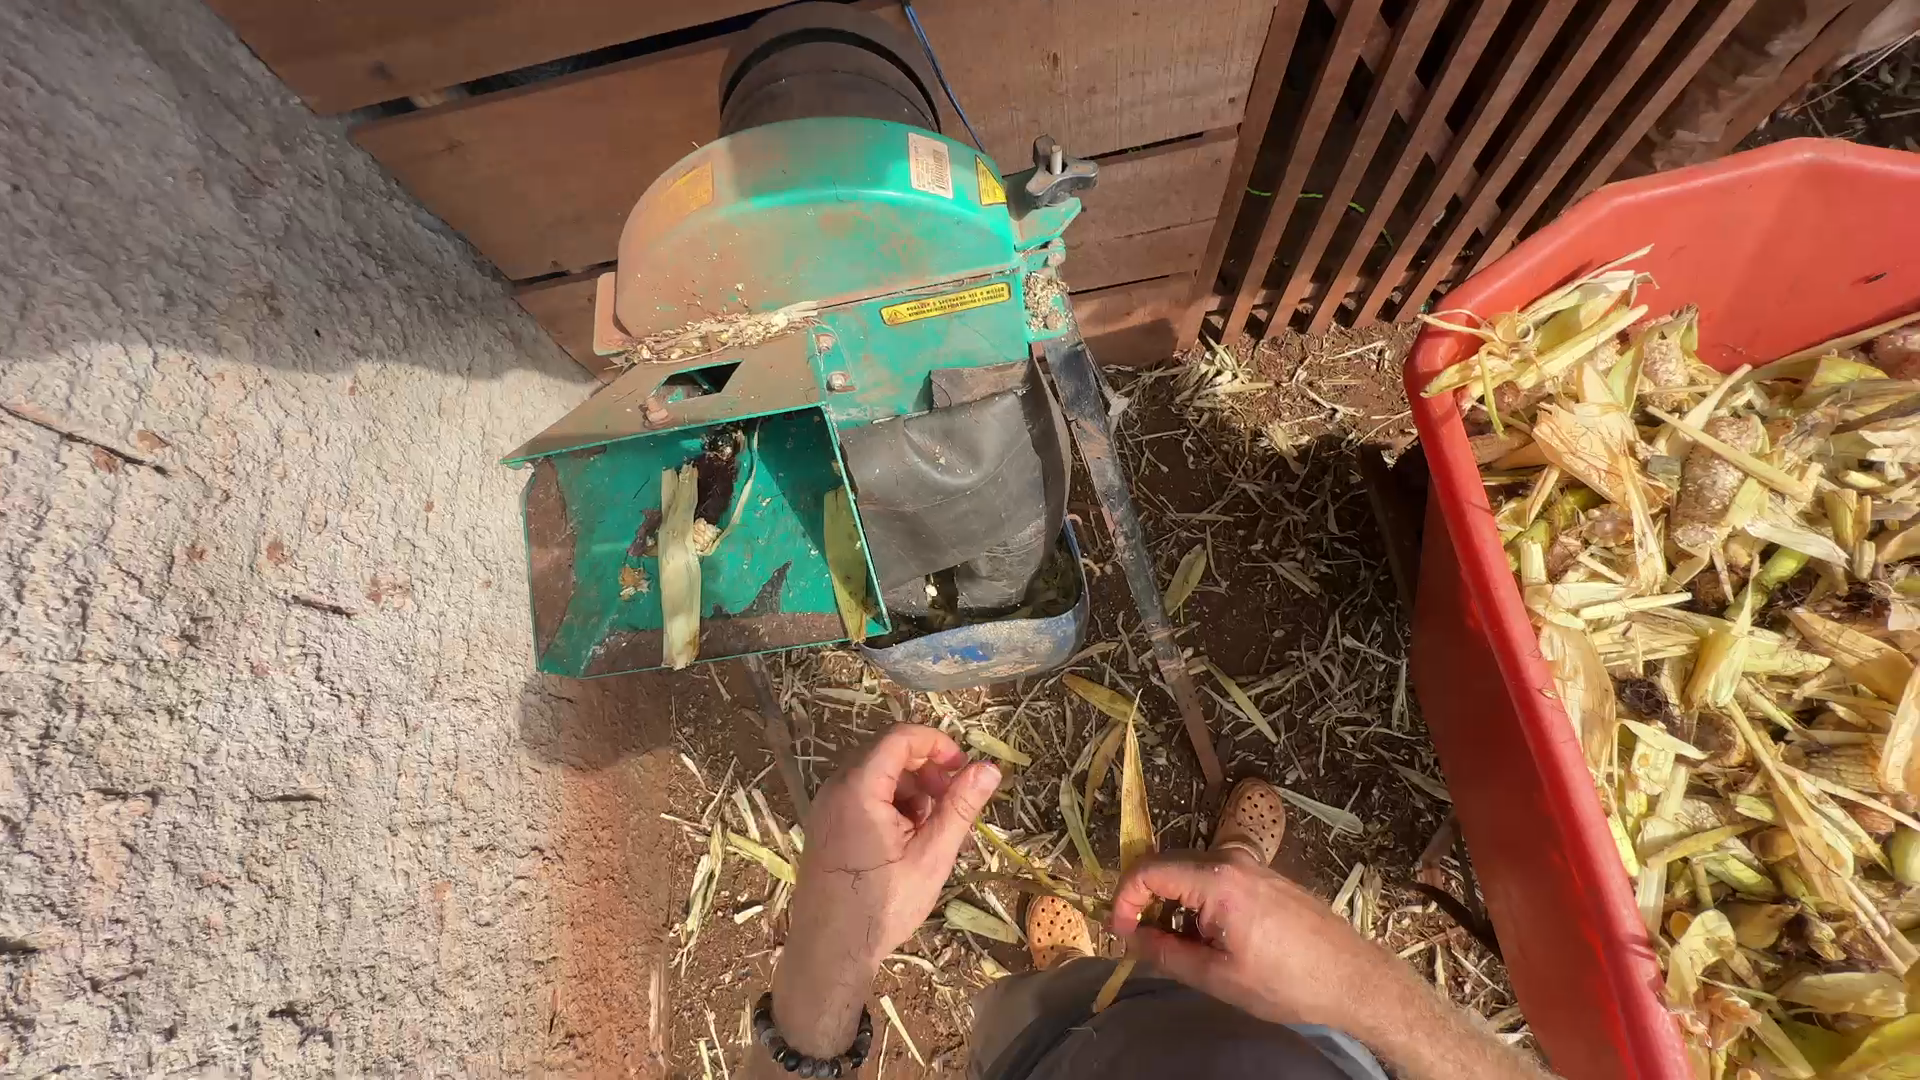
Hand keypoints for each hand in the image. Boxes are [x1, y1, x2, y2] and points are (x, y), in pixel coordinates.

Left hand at [767, 725, 999, 1063]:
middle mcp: (836, 786)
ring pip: (877, 773)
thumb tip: (990, 768)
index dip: (937, 744)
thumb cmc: (882, 905)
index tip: (962, 769)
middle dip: (926, 769)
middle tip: (950, 803)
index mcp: (859, 787)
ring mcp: (827, 804)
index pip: (901, 737)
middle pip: (889, 753)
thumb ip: (960, 806)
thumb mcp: (931, 855)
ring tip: (929, 829)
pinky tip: (906, 838)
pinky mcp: (825, 822)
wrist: (828, 954)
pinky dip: (891, 801)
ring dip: (911, 788)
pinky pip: (863, 792)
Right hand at [1110, 849, 1423, 1037]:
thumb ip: (1166, 953)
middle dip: (1146, 899)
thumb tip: (1129, 937)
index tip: (1119, 931)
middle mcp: (1228, 858)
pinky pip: (1214, 874)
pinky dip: (1197, 898)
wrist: (1356, 980)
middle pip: (1166, 864)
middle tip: (1142, 938)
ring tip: (1181, 944)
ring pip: (1189, 869)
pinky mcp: (1262, 872)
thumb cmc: (1287, 984)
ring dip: (1173, 901)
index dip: (1125, 898)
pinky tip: (1211, 935)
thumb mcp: (1219, 977)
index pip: (1148, 870)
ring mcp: (1248, 862)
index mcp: (1215, 879)